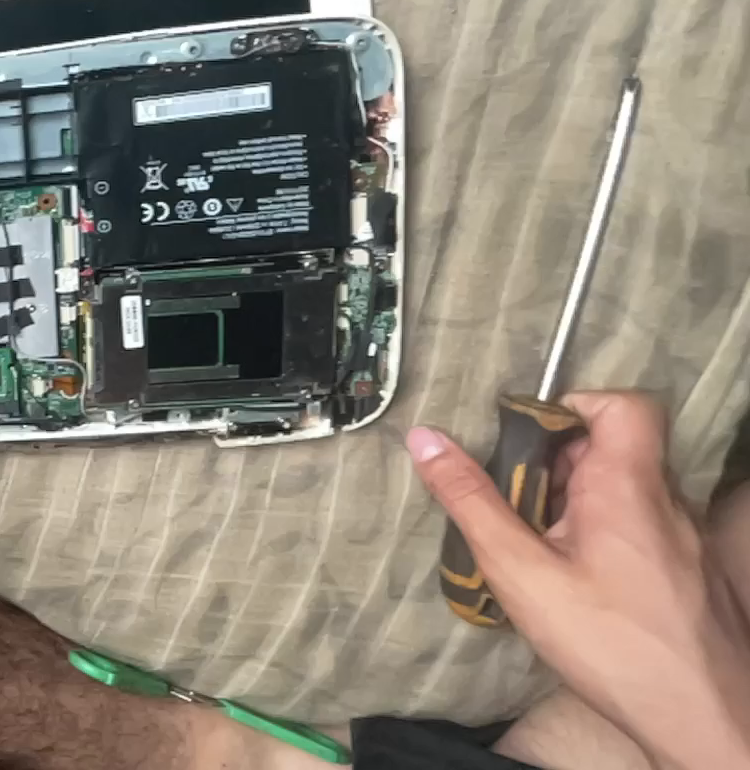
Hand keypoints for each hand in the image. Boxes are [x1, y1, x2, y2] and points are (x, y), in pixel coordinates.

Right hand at [409, 393, 749, 769]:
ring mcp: (684, 542)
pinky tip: (563, 570)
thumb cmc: (608, 641)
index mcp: (627, 490)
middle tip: (502, 496)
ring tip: (525, 537)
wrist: (710, 730)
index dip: (571, 404)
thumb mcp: (516, 567)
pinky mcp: (688, 574)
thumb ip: (469, 497)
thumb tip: (423, 436)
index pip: (624, 408)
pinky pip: (633, 525)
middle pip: (606, 450)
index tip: (520, 435)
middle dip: (545, 460)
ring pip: (617, 490)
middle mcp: (665, 506)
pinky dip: (589, 528)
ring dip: (564, 497)